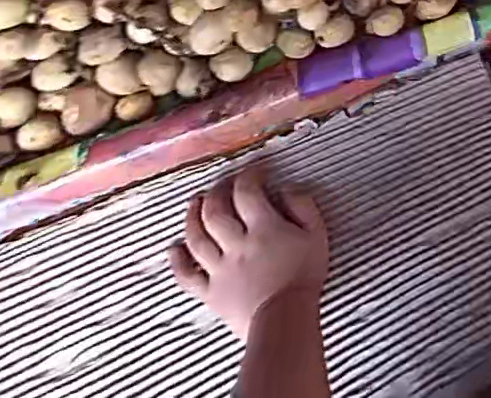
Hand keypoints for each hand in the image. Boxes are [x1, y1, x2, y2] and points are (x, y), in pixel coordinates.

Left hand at [167, 167, 328, 340]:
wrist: (285, 319)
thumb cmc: (304, 274)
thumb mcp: (316, 233)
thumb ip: (303, 205)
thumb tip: (287, 188)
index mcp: (263, 228)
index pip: (247, 192)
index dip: (249, 176)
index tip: (255, 171)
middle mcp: (236, 244)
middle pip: (215, 211)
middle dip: (217, 191)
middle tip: (223, 183)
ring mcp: (219, 269)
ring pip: (196, 238)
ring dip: (192, 216)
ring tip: (194, 202)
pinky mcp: (209, 292)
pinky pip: (186, 276)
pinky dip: (177, 261)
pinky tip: (174, 248)